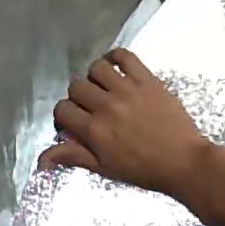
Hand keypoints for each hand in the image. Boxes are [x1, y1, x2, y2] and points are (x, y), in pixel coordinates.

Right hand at [39, 49, 219, 197]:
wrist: (184, 162)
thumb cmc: (143, 169)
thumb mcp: (104, 168)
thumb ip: (73, 157)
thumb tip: (41, 160)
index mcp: (94, 130)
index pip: (62, 110)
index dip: (64, 116)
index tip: (75, 122)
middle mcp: (107, 106)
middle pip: (76, 87)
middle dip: (78, 97)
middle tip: (91, 107)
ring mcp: (128, 90)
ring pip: (96, 68)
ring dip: (95, 78)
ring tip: (104, 88)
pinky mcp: (147, 80)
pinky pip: (124, 56)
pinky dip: (115, 57)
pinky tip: (115, 67)